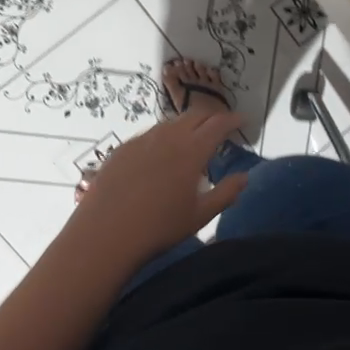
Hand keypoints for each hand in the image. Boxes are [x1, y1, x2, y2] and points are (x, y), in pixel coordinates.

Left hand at [64, 108, 249, 267]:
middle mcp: (167, 137)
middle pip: (194, 116)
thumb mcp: (200, 216)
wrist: (105, 234)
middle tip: (220, 127)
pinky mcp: (122, 149)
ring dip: (187, 125)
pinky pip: (149, 133)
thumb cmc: (159, 228)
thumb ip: (226, 193)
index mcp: (191, 151)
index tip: (242, 120)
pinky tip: (161, 152)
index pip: (218, 124)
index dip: (233, 119)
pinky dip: (164, 135)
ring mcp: (141, 140)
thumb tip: (244, 177)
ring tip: (192, 139)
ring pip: (170, 122)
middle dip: (211, 117)